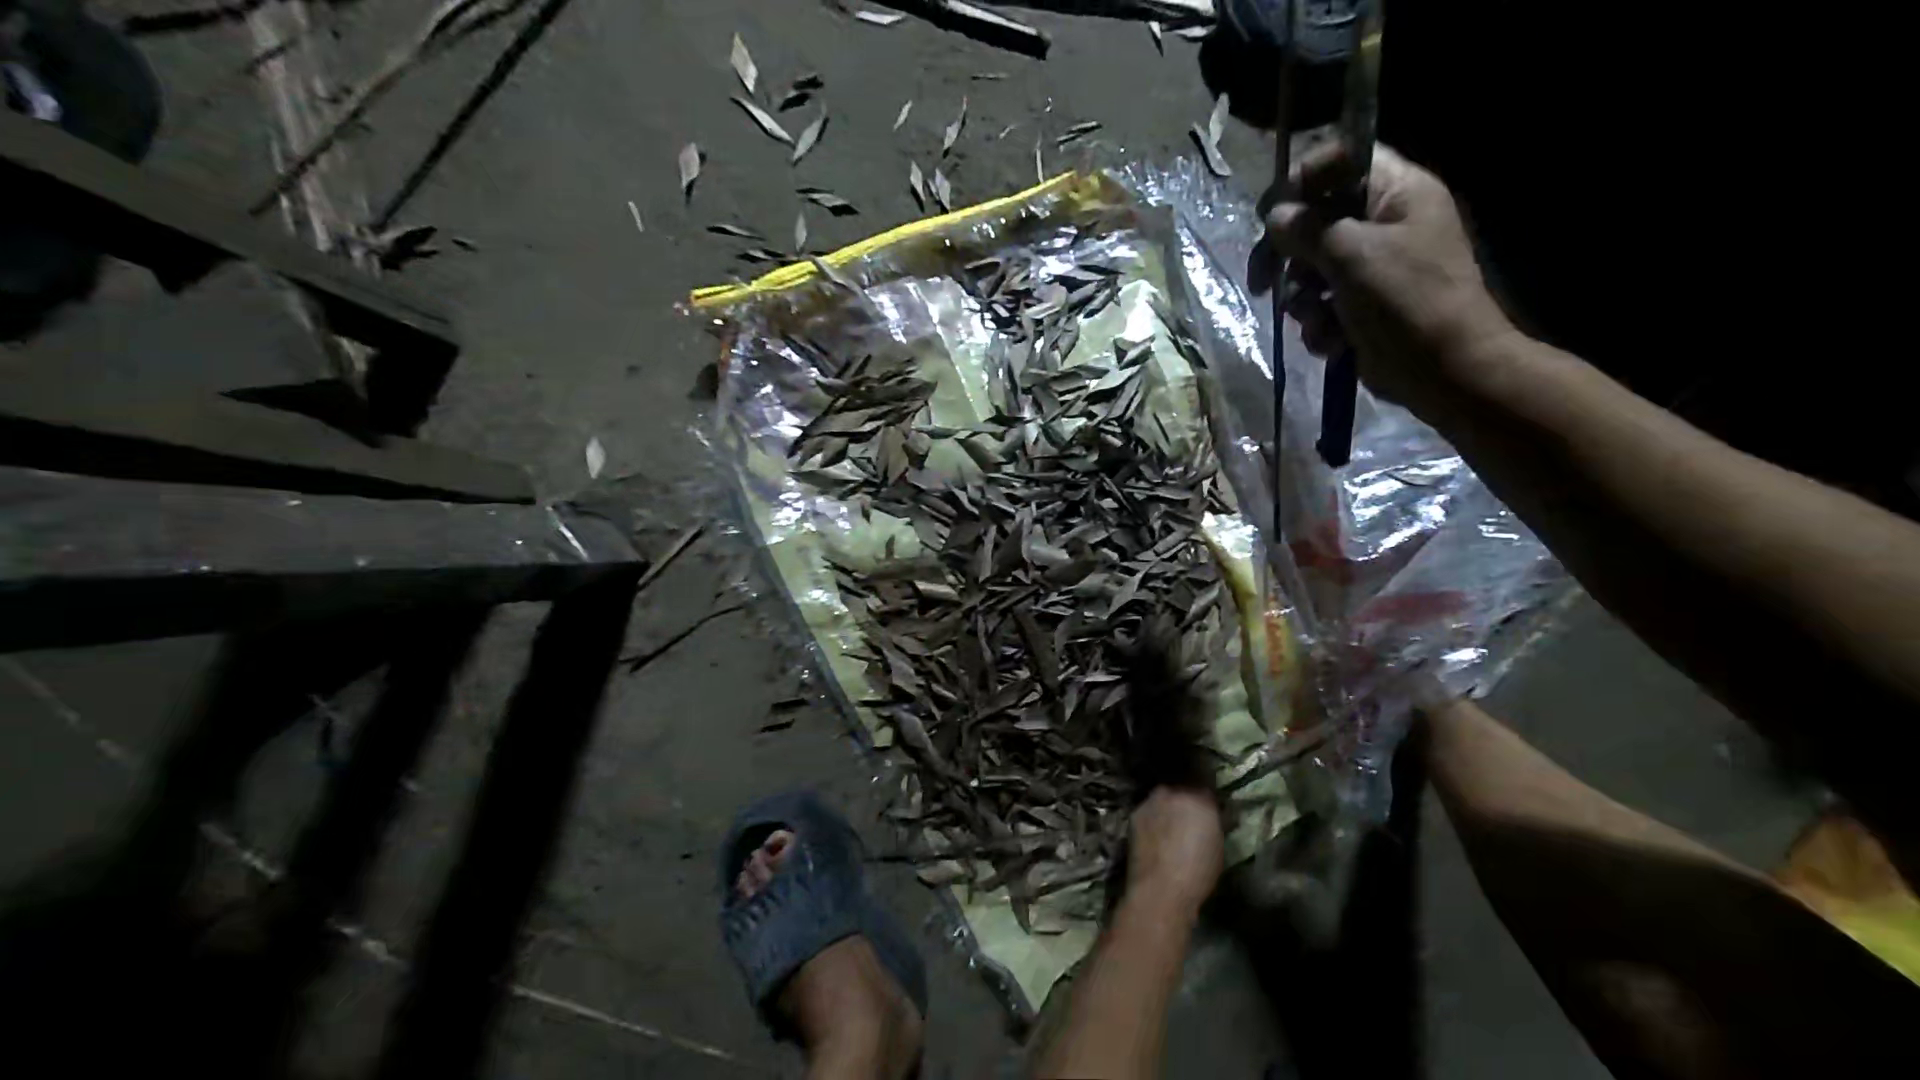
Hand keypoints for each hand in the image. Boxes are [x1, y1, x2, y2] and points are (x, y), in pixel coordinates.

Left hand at [1124, 787, 1223, 919]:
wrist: (1160, 888)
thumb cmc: (1198, 873)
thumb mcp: (1218, 846)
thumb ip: (1214, 822)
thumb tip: (1211, 815)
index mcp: (1200, 799)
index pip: (1206, 790)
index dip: (1206, 802)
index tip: (1207, 812)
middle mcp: (1173, 792)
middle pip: (1181, 790)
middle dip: (1185, 801)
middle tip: (1188, 820)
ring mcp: (1151, 801)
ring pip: (1163, 799)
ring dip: (1167, 808)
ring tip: (1169, 829)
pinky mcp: (1135, 813)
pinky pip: (1148, 810)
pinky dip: (1153, 818)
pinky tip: (1154, 836)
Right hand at [1265, 144, 1516, 422]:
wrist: (1444, 369)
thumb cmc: (1406, 300)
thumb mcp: (1351, 255)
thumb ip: (1307, 229)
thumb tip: (1274, 216)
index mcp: (1398, 192)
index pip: (1342, 159)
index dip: (1303, 180)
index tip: (1272, 215)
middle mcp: (1385, 223)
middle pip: (1315, 220)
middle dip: (1286, 255)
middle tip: (1261, 282)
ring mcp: (1372, 267)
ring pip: (1311, 269)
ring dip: (1302, 299)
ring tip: (1316, 320)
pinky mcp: (1361, 306)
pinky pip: (1321, 304)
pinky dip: (1319, 324)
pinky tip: (1333, 342)